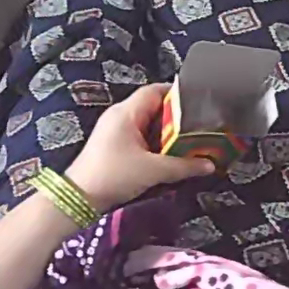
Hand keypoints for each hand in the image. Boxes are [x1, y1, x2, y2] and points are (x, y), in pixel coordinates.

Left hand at [66, 83, 215, 211]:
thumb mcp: (153, 171)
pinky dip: (154, 143)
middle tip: (199, 126)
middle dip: (176, 116)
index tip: (199, 103)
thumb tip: (210, 165)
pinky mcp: (112, 146)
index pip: (155, 90)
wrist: (79, 198)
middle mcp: (119, 116)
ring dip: (166, 132)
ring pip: (146, 124)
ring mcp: (114, 131)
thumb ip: (183, 166)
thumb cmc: (114, 175)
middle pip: (152, 107)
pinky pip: (139, 137)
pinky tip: (170, 155)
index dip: (177, 93)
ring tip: (190, 141)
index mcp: (126, 112)